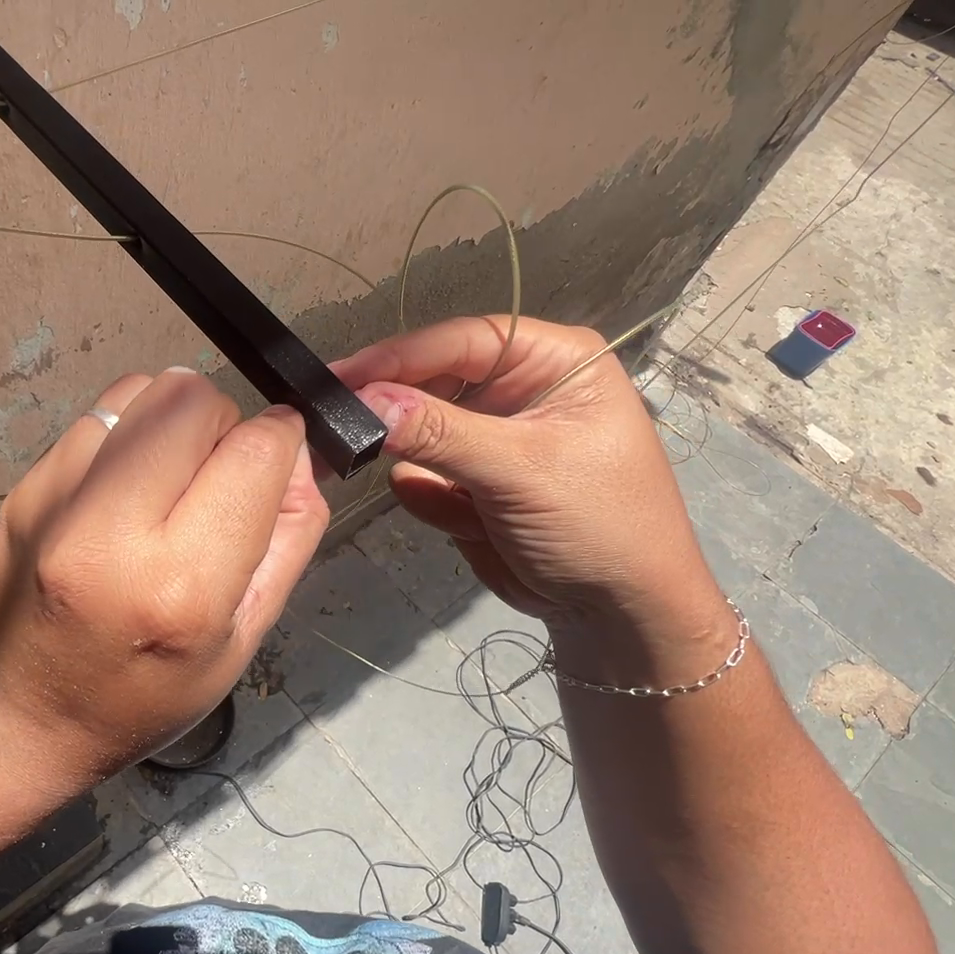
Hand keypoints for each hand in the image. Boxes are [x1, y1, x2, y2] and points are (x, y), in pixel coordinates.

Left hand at [0, 369, 328, 783]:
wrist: (31, 715)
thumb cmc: (151, 693)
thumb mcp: (245, 638)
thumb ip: (290, 533)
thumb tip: (297, 447)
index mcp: (180, 587)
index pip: (256, 451)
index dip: (282, 444)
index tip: (275, 467)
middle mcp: (108, 530)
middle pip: (193, 396)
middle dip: (224, 425)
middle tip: (214, 479)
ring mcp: (54, 499)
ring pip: (143, 388)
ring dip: (173, 422)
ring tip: (166, 484)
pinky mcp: (24, 485)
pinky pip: (98, 415)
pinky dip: (127, 436)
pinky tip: (121, 492)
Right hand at [330, 317, 728, 678]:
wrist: (615, 613)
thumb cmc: (596, 524)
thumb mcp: (521, 470)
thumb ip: (439, 433)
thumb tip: (363, 400)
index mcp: (550, 362)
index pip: (460, 340)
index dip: (398, 356)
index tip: (339, 377)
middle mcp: (515, 390)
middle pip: (431, 382)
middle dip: (400, 414)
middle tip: (343, 429)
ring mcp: (487, 439)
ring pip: (417, 434)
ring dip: (423, 468)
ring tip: (452, 501)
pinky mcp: (466, 482)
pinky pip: (419, 478)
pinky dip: (432, 501)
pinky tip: (468, 524)